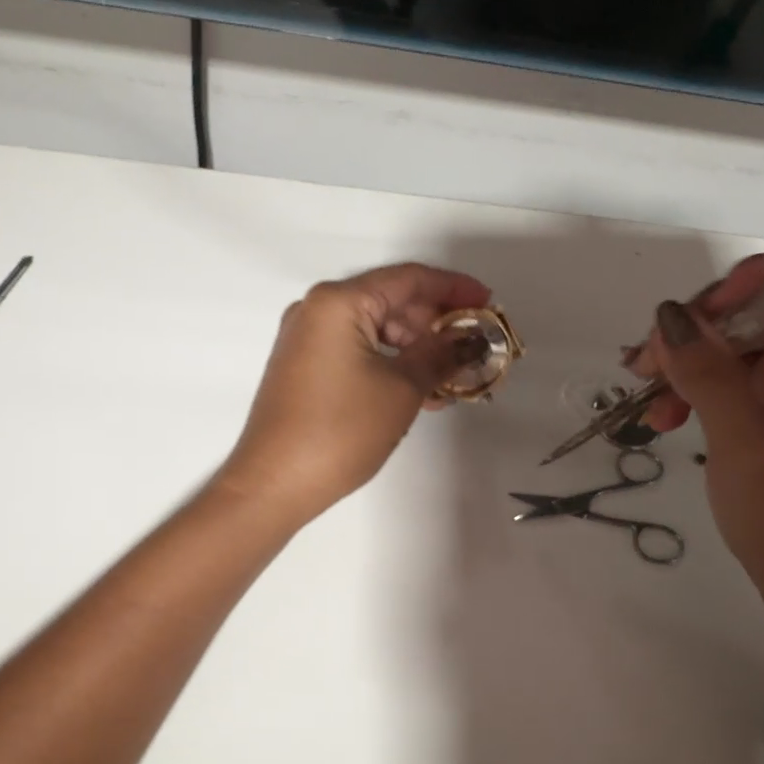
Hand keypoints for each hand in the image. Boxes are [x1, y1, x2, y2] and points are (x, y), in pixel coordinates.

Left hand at [217, 263, 491, 524]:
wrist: (273, 484)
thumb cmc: (340, 430)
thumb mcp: (401, 390)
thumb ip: (442, 355)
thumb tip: (472, 339)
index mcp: (338, 302)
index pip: (408, 279)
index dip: (454, 288)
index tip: (490, 304)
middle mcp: (317, 309)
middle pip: (391, 302)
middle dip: (437, 324)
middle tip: (475, 348)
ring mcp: (306, 338)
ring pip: (376, 329)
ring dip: (416, 349)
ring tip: (454, 378)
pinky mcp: (304, 366)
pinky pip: (358, 350)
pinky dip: (391, 363)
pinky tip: (422, 390)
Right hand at [632, 254, 763, 599]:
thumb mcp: (745, 442)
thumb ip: (709, 374)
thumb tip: (670, 314)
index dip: (763, 280)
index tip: (705, 307)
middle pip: (760, 312)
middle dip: (700, 327)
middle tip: (649, 354)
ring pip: (731, 345)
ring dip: (683, 359)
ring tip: (642, 387)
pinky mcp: (762, 414)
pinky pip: (720, 379)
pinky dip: (686, 388)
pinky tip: (659, 415)